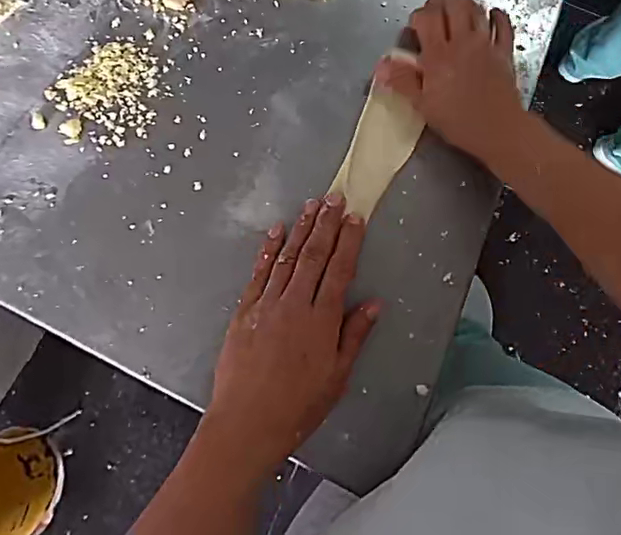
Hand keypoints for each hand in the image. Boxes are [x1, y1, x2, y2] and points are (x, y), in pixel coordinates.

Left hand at [200, 194, 380, 475]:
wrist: (246, 421)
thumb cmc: (297, 406)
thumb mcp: (336, 377)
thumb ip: (354, 335)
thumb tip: (374, 305)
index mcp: (321, 320)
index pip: (339, 269)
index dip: (348, 241)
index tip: (355, 218)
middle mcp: (295, 303)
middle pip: (314, 254)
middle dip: (326, 223)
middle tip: (334, 197)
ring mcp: (268, 302)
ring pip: (288, 255)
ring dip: (301, 227)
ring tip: (311, 204)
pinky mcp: (246, 308)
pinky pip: (260, 270)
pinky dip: (270, 248)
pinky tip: (277, 231)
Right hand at [375, 0, 528, 164]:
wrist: (501, 131)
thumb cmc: (459, 121)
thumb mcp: (423, 105)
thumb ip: (402, 81)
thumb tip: (381, 66)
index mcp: (438, 56)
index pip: (426, 18)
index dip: (418, 15)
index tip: (415, 27)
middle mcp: (462, 44)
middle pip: (452, 6)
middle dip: (440, 2)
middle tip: (434, 10)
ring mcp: (486, 45)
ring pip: (476, 9)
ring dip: (465, 4)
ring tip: (456, 9)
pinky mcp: (504, 52)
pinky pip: (503, 25)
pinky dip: (497, 16)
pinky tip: (491, 15)